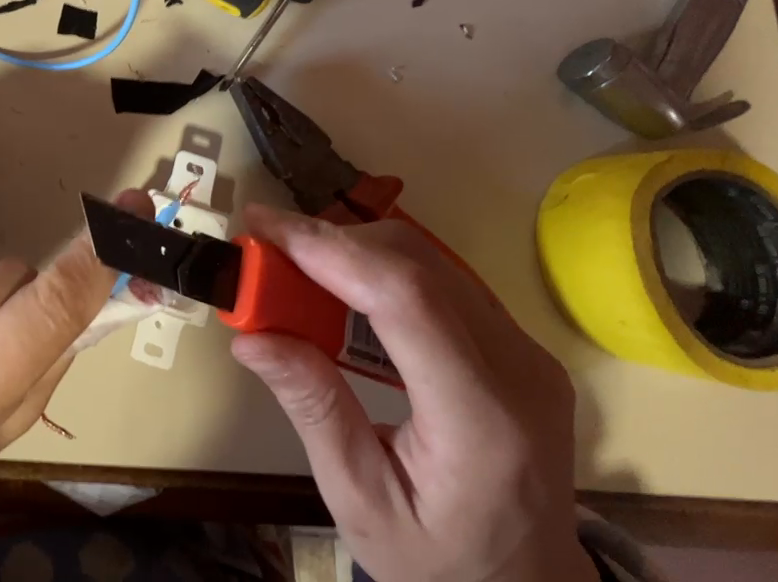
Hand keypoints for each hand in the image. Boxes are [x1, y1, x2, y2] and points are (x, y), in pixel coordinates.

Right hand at [228, 207, 593, 581]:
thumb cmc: (440, 557)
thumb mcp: (360, 500)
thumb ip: (313, 410)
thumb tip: (250, 336)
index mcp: (482, 419)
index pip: (407, 301)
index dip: (330, 250)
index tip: (261, 228)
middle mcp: (519, 371)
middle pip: (417, 266)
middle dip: (329, 242)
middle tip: (261, 249)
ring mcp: (527, 353)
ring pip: (429, 261)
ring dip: (350, 249)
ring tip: (287, 264)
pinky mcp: (517, 346)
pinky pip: (441, 279)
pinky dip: (377, 267)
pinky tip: (334, 284)